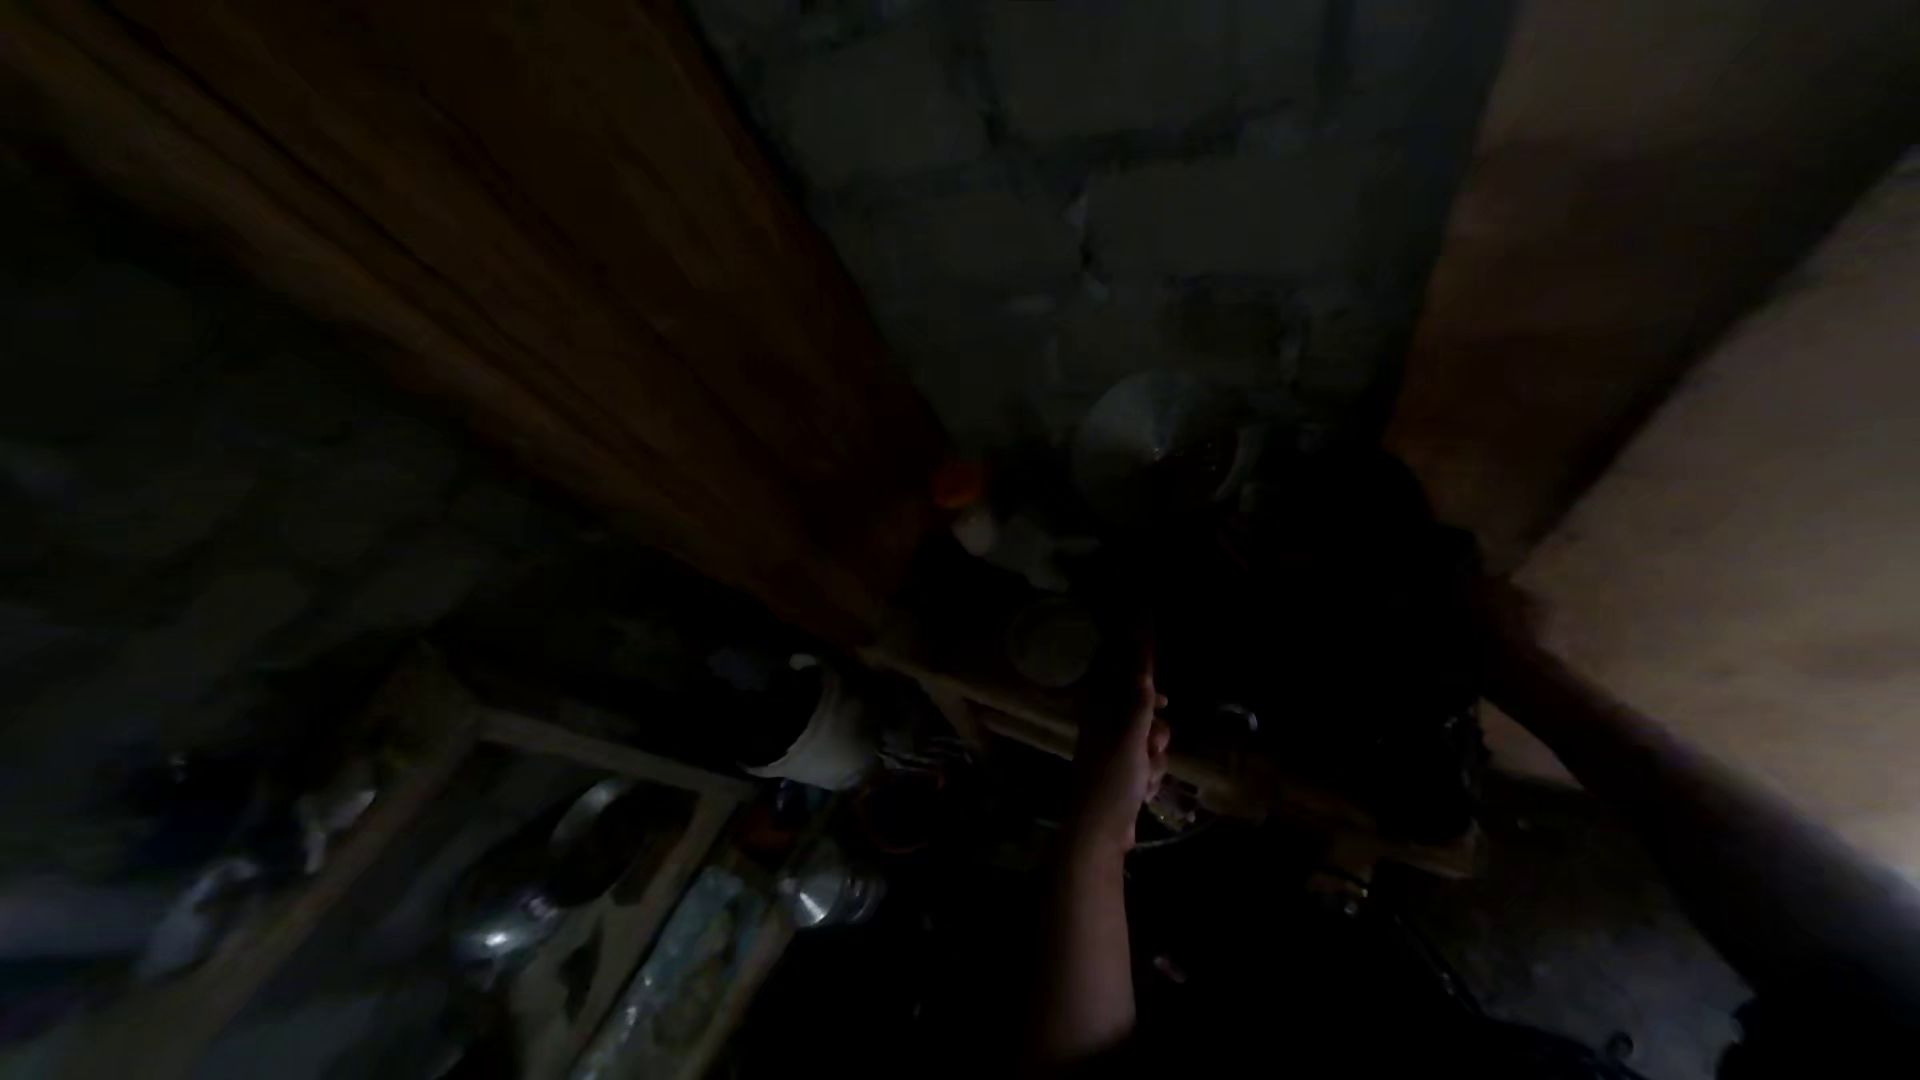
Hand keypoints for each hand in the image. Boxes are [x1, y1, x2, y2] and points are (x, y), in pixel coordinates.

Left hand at [1065, 638, 1170, 860]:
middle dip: (1154, 720)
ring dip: (1156, 752)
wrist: (1101, 830)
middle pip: (1141, 700)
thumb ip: (1138, 705)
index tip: (1144, 614)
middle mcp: (1105, 721)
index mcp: (1099, 708)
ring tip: (1146, 770)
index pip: (1117, 665)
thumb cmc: (1111, 781)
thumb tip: (1142, 672)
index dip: (1132, 643)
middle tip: (1155, 732)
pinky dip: (1153, 770)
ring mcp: (1116, 745)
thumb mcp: (1129, 741)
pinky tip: (1145, 787)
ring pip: (1152, 731)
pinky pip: (1152, 757)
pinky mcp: (1127, 768)